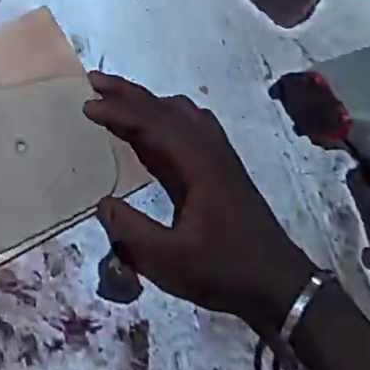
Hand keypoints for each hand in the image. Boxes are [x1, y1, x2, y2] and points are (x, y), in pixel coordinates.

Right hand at [84, 71, 316, 335]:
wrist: (282, 289)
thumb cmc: (225, 273)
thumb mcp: (170, 261)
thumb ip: (131, 230)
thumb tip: (102, 202)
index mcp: (198, 167)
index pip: (152, 126)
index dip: (118, 113)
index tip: (87, 106)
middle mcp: (209, 152)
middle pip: (165, 110)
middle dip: (127, 93)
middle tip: (92, 80)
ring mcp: (218, 158)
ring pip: (179, 113)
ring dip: (146, 101)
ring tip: (116, 97)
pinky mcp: (221, 168)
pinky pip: (190, 125)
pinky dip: (164, 114)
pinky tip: (154, 124)